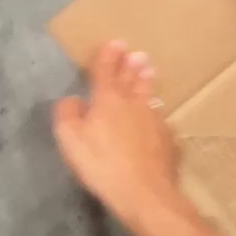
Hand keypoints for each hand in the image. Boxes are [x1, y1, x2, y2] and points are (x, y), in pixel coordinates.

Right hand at [53, 40, 184, 222]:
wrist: (145, 194)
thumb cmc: (101, 163)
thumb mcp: (70, 139)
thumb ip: (67, 114)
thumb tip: (73, 100)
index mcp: (106, 100)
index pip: (105, 71)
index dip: (108, 56)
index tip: (115, 42)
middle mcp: (132, 104)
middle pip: (131, 80)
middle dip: (131, 65)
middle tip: (137, 53)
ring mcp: (154, 121)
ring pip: (149, 96)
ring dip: (147, 82)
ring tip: (150, 71)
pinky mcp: (168, 141)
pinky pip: (160, 120)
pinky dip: (156, 113)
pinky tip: (158, 116)